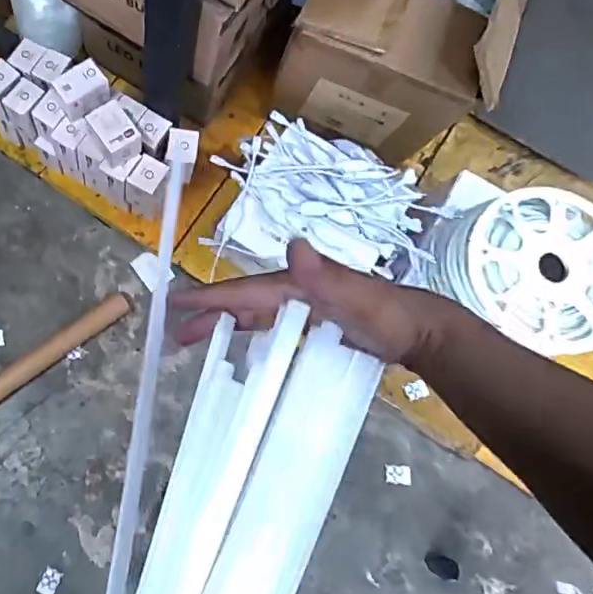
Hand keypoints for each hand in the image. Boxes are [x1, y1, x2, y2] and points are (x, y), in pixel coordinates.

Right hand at [170, 240, 460, 365]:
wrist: (420, 330)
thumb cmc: (389, 315)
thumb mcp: (359, 296)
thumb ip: (327, 275)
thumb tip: (294, 245)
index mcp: (295, 286)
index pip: (243, 290)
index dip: (208, 297)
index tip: (174, 303)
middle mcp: (293, 294)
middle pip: (240, 302)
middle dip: (205, 314)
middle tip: (173, 334)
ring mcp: (303, 310)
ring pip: (251, 315)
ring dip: (221, 324)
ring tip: (190, 341)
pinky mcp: (312, 326)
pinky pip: (269, 328)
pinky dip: (247, 334)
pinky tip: (239, 348)